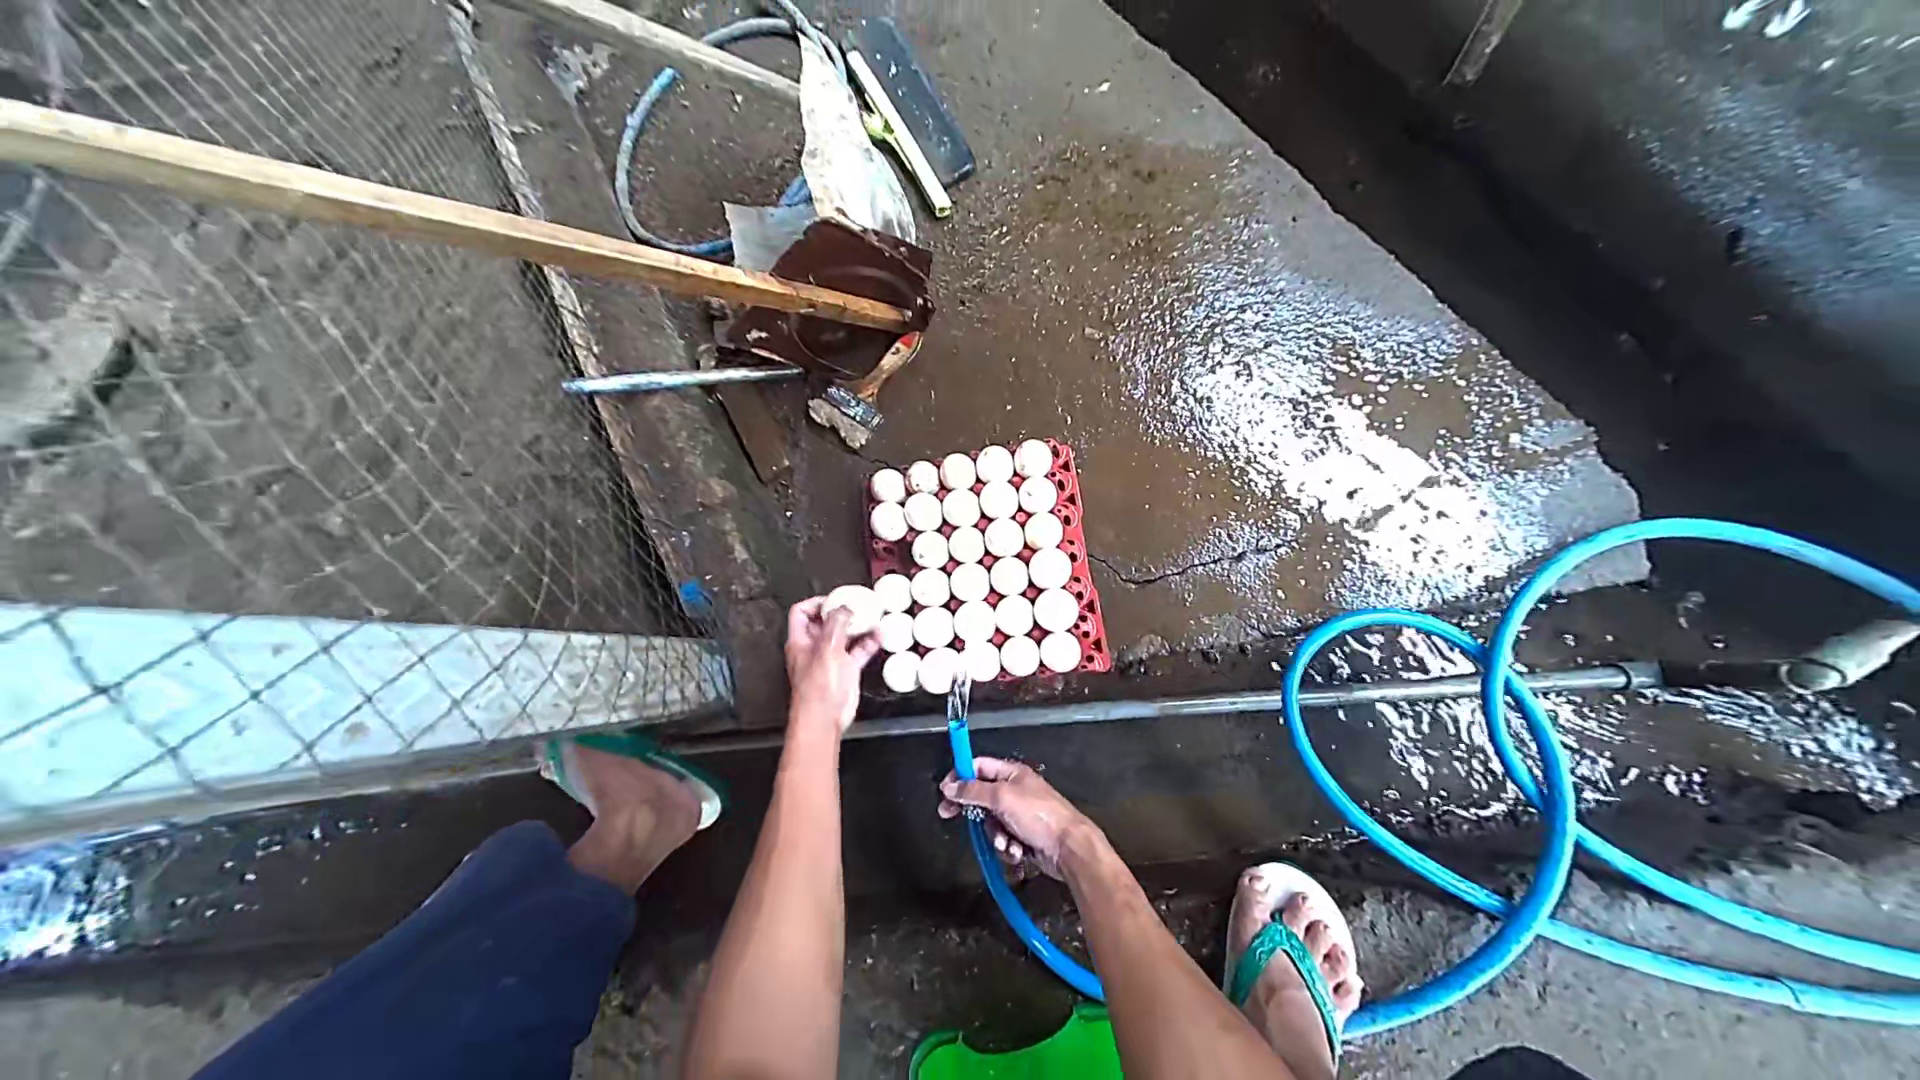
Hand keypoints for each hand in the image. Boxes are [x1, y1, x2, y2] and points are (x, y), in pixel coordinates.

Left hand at [785, 597, 880, 735]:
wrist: (825, 719)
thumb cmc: (816, 691)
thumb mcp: (827, 649)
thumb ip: (836, 624)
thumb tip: (844, 608)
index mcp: (800, 641)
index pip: (802, 612)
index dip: (817, 602)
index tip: (835, 598)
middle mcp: (814, 648)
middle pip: (826, 622)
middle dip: (842, 612)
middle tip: (857, 605)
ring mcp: (830, 659)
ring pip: (844, 635)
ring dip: (858, 626)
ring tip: (871, 617)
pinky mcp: (845, 670)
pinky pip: (858, 651)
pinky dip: (868, 642)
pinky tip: (877, 636)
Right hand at [938, 757, 1097, 879]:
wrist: (1068, 848)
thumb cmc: (1039, 815)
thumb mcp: (1002, 797)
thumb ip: (973, 790)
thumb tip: (950, 786)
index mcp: (1012, 774)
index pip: (978, 767)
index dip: (960, 776)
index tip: (944, 790)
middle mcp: (1015, 791)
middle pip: (981, 796)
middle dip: (972, 810)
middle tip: (948, 814)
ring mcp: (1019, 815)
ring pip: (991, 823)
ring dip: (995, 836)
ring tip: (1007, 842)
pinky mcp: (1023, 836)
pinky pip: (1003, 840)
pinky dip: (1007, 847)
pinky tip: (1018, 851)